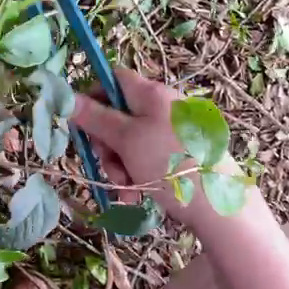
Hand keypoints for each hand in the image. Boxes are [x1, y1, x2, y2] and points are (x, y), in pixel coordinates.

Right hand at [73, 68, 240, 228]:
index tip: (81, 122)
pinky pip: (146, 158)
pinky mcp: (181, 156)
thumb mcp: (125, 140)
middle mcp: (163, 107)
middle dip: (105, 143)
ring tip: (125, 187)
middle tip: (105, 164)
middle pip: (117, 115)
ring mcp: (173, 132)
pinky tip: (137, 195)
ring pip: (129, 141)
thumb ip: (94, 117)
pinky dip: (136, 174)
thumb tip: (66, 96)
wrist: (222, 210)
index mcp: (151, 94)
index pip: (112, 78)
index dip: (92, 96)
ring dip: (118, 164)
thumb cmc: (170, 164)